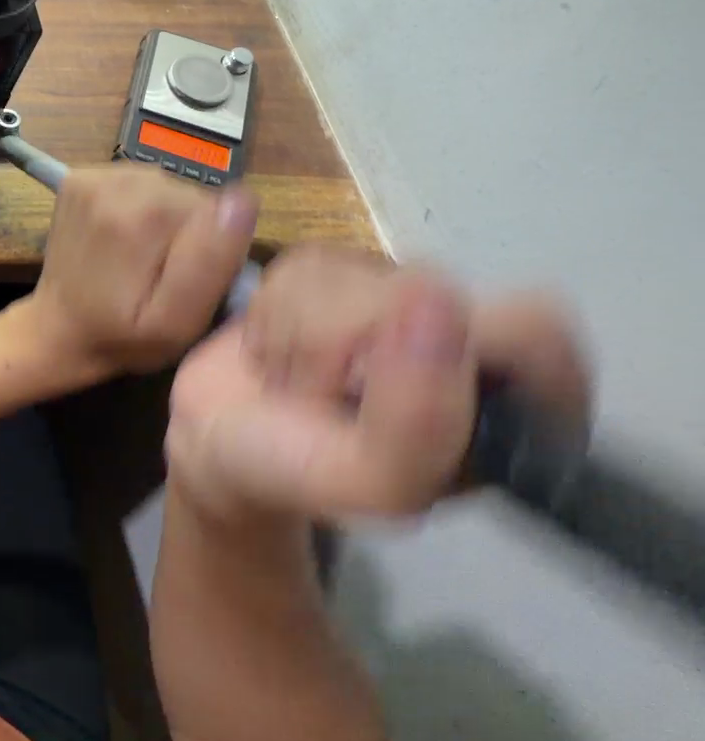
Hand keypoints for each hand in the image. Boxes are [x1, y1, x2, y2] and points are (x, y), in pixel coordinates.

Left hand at [26, 166, 258, 377]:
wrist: (59, 328)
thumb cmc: (123, 336)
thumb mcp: (177, 320)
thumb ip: (211, 261)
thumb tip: (242, 200)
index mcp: (144, 216)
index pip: (220, 210)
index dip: (213, 247)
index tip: (185, 280)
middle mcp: (115, 184)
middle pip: (190, 196)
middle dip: (187, 234)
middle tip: (161, 275)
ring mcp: (91, 177)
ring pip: (166, 188)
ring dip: (162, 222)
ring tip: (140, 261)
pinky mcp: (78, 178)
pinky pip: (137, 185)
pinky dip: (138, 210)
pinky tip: (122, 242)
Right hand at [167, 246, 591, 519]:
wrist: (212, 447)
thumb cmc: (291, 474)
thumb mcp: (369, 481)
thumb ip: (421, 419)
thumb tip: (436, 296)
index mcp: (516, 401)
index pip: (528, 326)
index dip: (439, 349)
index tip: (376, 385)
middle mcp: (470, 341)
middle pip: (424, 285)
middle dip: (342, 340)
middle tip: (321, 394)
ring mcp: (399, 303)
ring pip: (354, 267)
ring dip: (296, 330)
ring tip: (293, 380)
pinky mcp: (338, 275)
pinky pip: (306, 260)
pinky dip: (270, 310)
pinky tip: (276, 350)